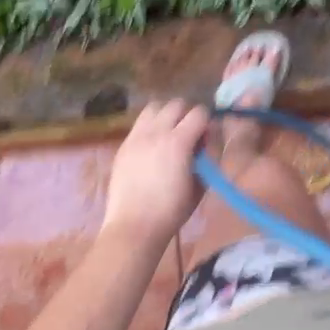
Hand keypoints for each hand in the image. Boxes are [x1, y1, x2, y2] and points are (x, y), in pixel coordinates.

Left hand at [101, 100, 209, 245]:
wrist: (134, 225)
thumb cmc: (171, 211)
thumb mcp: (199, 186)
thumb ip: (205, 159)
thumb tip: (205, 144)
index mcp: (178, 142)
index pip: (199, 113)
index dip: (206, 122)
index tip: (206, 136)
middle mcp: (156, 132)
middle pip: (175, 104)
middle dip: (186, 114)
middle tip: (189, 133)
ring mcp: (136, 136)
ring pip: (153, 108)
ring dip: (165, 115)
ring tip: (168, 133)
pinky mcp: (123, 145)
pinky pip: (139, 124)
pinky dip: (149, 127)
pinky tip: (152, 146)